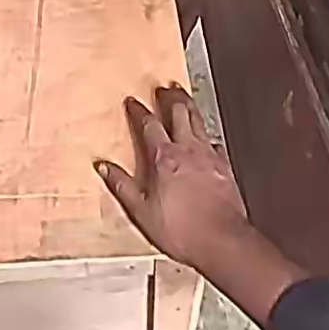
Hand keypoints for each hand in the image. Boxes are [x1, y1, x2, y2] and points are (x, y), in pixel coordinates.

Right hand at [96, 85, 307, 324]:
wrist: (222, 242)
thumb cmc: (181, 229)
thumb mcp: (142, 211)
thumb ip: (122, 185)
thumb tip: (103, 167)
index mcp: (163, 157)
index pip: (148, 124)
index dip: (139, 110)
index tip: (132, 102)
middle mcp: (186, 150)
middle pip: (178, 112)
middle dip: (169, 97)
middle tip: (163, 87)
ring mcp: (208, 156)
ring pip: (198, 120)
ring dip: (189, 105)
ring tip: (184, 95)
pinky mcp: (224, 166)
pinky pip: (215, 141)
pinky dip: (208, 134)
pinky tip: (207, 137)